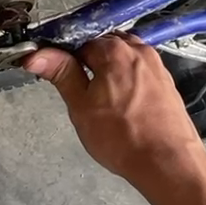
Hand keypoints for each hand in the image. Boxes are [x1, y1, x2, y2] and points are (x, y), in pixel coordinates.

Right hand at [24, 31, 205, 186]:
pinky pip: (139, 71)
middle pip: (104, 46)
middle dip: (89, 62)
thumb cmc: (124, 138)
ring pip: (123, 58)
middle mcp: (138, 50)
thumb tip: (37, 55)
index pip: (80, 41)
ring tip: (100, 99)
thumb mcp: (81, 106)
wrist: (169, 163)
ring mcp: (156, 65)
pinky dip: (127, 80)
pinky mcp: (166, 83)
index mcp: (114, 50)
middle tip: (79, 89)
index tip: (58, 72)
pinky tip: (122, 103)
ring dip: (109, 70)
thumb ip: (61, 74)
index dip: (65, 57)